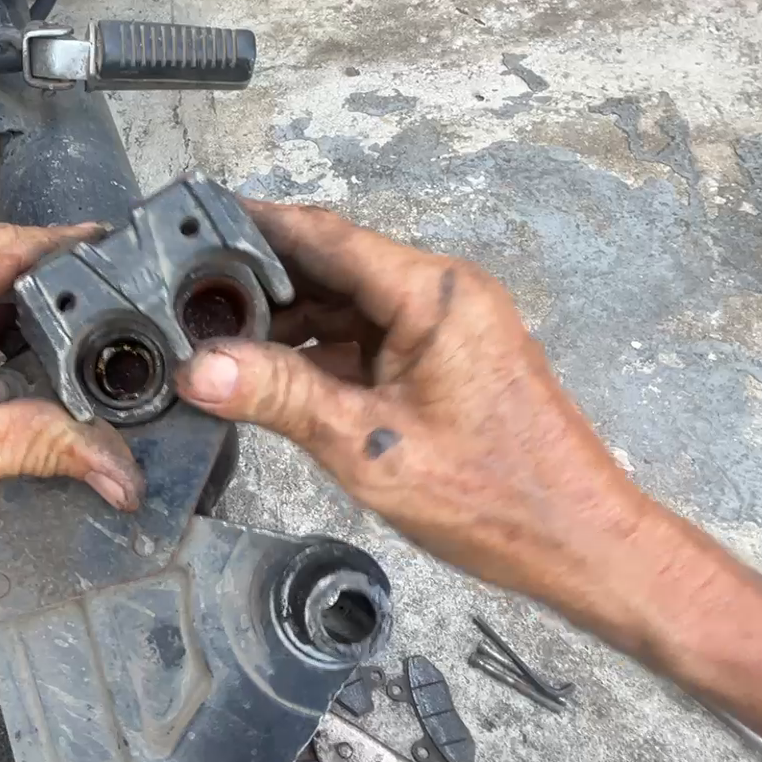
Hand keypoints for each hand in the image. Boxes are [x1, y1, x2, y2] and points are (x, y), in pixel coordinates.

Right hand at [174, 201, 703, 639]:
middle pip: (328, 265)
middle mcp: (435, 293)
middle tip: (183, 290)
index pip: (324, 236)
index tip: (194, 218)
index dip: (254, 223)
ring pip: (339, 303)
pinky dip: (311, 348)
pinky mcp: (434, 355)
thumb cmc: (490, 496)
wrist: (579, 544)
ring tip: (211, 332)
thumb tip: (197, 370)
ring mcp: (436, 325)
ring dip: (281, 318)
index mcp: (430, 294)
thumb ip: (280, 397)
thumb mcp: (367, 446)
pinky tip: (265, 368)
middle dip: (256, 277)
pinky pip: (358, 336)